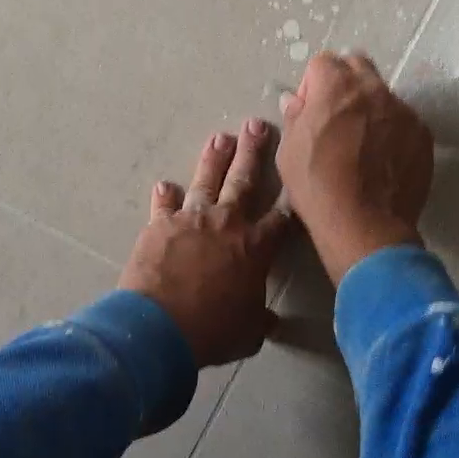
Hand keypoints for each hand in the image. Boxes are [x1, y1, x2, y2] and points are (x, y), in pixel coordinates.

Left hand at [119, 119, 293, 367]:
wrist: (161, 326)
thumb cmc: (213, 330)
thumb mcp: (248, 332)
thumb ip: (260, 321)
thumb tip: (272, 322)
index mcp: (257, 247)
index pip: (283, 217)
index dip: (292, 199)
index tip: (298, 180)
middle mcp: (228, 223)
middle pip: (245, 180)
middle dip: (253, 152)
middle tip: (256, 125)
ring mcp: (192, 219)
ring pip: (206, 180)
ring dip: (213, 158)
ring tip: (220, 138)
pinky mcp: (160, 225)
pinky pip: (165, 205)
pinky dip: (165, 196)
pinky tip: (164, 186)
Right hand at [276, 50, 433, 284]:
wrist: (365, 225)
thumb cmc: (317, 187)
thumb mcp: (289, 152)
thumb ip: (295, 117)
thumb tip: (296, 101)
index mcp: (336, 86)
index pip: (323, 62)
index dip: (312, 85)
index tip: (309, 112)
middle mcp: (374, 89)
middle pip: (358, 66)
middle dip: (345, 84)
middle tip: (336, 117)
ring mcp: (404, 111)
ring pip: (384, 96)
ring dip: (371, 109)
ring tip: (362, 145)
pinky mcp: (423, 135)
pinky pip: (404, 123)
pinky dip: (392, 133)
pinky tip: (382, 162)